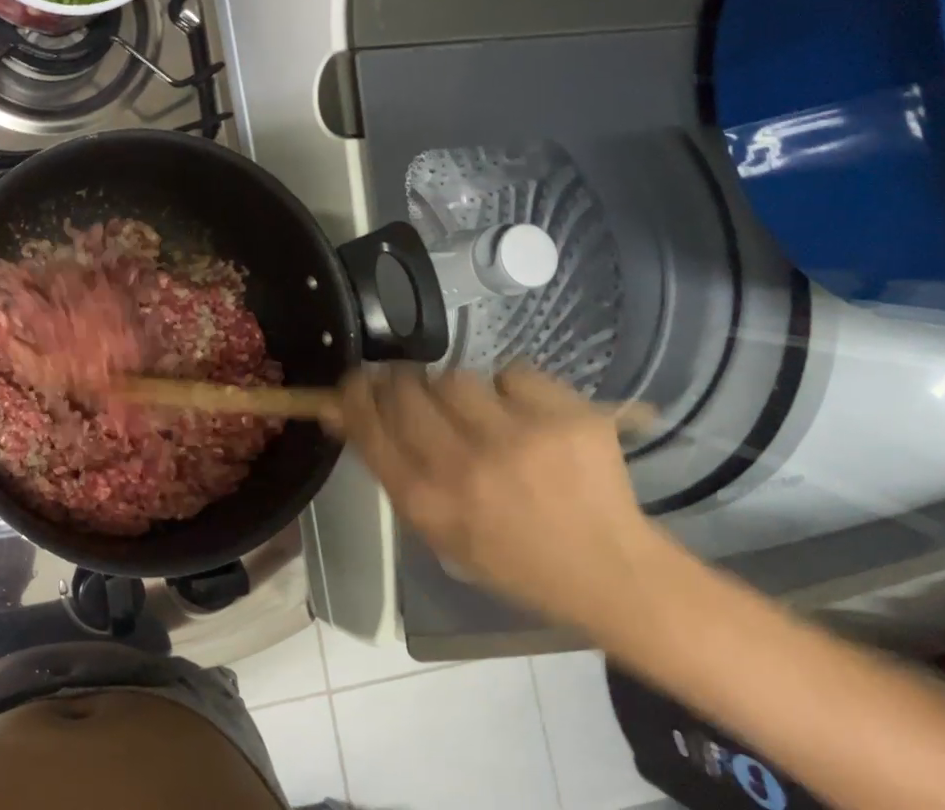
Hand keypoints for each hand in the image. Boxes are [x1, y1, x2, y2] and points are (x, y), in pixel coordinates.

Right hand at [330, 362, 667, 627]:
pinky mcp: (567, 417)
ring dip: (458, 391)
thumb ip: (387, 465)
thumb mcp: (432, 525)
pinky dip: (512, 389)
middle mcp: (464, 465)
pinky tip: (526, 418)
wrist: (606, 572)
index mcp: (425, 499)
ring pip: (455, 377)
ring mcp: (519, 437)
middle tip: (420, 397)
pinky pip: (512, 373)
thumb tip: (337, 409)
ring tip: (480, 415)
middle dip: (404, 386)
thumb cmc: (507, 555)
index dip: (356, 394)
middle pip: (405, 389)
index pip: (367, 422)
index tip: (358, 383)